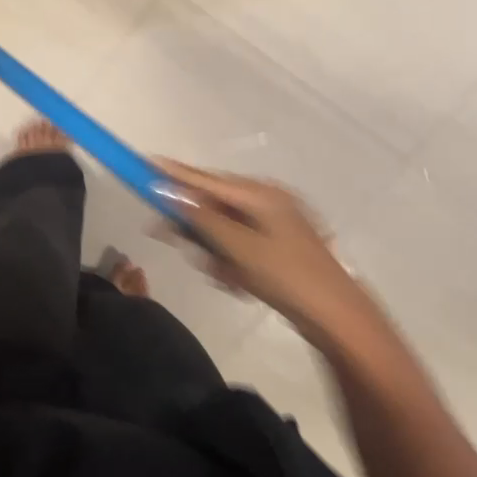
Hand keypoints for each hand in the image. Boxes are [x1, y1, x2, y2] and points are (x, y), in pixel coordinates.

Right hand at [152, 159, 376, 340]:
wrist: (334, 314)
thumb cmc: (285, 275)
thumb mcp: (237, 246)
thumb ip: (200, 217)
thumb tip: (166, 191)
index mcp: (259, 194)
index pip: (204, 179)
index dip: (172, 173)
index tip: (143, 162)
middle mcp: (265, 201)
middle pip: (210, 205)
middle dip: (196, 230)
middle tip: (181, 244)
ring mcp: (272, 223)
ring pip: (220, 231)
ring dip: (213, 253)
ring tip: (227, 276)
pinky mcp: (275, 245)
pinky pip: (236, 246)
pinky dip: (230, 262)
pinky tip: (240, 283)